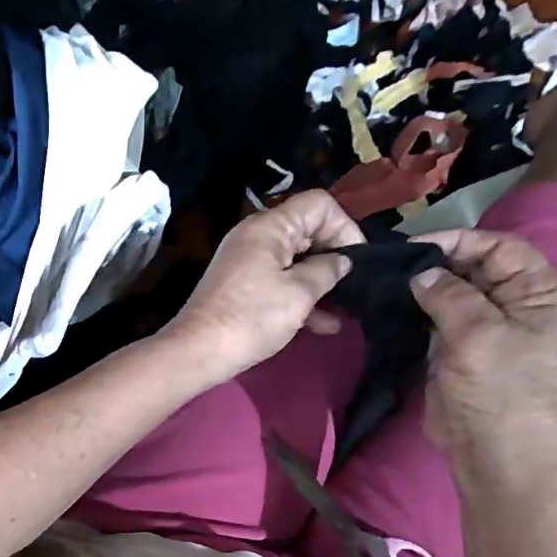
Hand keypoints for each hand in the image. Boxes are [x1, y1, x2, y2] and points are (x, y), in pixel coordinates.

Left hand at [165, 190, 362, 380]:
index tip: (358, 261)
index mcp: (269, 227)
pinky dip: (300, 298)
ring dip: (320, 283)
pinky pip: (279, 282)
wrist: (197, 352)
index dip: (345, 227)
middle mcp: (256, 237)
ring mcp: (247, 263)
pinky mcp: (241, 288)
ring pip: (295, 262)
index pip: (319, 204)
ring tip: (345, 309)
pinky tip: (323, 325)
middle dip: (334, 256)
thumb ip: (327, 271)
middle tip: (355, 285)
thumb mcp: (298, 294)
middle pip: (307, 231)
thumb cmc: (251, 319)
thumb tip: (342, 262)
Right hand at [410, 229, 556, 455]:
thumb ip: (450, 296)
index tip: (412, 245)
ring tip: (385, 285)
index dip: (458, 242)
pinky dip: (417, 319)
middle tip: (391, 265)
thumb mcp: (480, 334)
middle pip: (475, 272)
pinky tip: (391, 312)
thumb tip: (422, 273)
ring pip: (453, 300)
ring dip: (423, 293)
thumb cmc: (502, 393)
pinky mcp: (460, 359)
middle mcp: (516, 308)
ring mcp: (486, 335)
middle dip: (437, 266)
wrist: (497, 458)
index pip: (499, 248)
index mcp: (540, 293)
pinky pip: (438, 328)